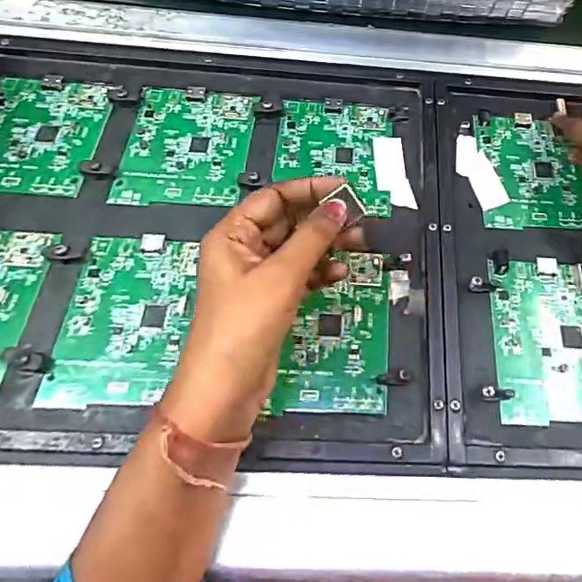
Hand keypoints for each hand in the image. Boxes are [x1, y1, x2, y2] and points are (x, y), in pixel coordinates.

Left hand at [161, 177, 364, 441]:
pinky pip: (301, 272)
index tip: (343, 189)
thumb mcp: (281, 276)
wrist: (225, 393)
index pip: (274, 197)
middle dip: (323, 218)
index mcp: (232, 235)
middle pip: (289, 220)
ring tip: (357, 242)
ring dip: (327, 243)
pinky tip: (339, 272)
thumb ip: (312, 237)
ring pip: (298, 246)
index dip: (309, 189)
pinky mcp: (272, 298)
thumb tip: (337, 206)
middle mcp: (243, 250)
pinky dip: (321, 270)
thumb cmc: (240, 330)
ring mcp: (258, 276)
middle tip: (357, 217)